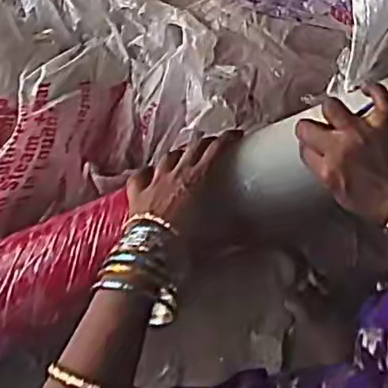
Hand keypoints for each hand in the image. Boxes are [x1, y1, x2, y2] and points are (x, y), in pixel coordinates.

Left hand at [125, 130, 240, 247]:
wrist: (151, 252)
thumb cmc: (186, 242)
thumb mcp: (215, 232)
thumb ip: (232, 226)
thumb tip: (250, 233)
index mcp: (198, 177)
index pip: (216, 148)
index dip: (227, 138)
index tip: (236, 135)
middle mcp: (177, 172)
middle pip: (193, 147)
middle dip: (206, 142)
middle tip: (214, 145)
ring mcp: (155, 180)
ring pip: (169, 157)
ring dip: (179, 155)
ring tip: (184, 158)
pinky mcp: (137, 192)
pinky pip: (141, 175)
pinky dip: (147, 173)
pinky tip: (150, 174)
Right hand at [296, 83, 387, 226]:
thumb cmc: (372, 200)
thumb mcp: (336, 191)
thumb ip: (322, 168)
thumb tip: (314, 151)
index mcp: (328, 168)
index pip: (304, 147)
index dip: (308, 145)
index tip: (313, 145)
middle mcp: (340, 146)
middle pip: (308, 125)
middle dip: (311, 128)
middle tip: (319, 130)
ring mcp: (360, 131)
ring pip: (332, 106)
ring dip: (332, 109)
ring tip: (336, 114)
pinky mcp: (380, 123)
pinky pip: (377, 97)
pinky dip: (373, 90)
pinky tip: (364, 89)